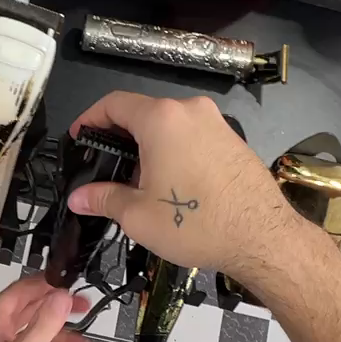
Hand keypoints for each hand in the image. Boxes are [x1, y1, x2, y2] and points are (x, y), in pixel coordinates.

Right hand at [67, 92, 308, 280]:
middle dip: (120, 137)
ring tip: (137, 182)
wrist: (262, 238)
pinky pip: (193, 137)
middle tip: (105, 167)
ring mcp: (216, 123)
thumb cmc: (195, 223)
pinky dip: (175, 151)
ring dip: (149, 147)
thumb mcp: (138, 216)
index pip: (114, 103)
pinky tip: (171, 184)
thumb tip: (78, 198)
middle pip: (144, 113)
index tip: (79, 137)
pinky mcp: (233, 140)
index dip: (90, 118)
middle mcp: (190, 110)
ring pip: (170, 126)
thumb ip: (104, 198)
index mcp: (162, 119)